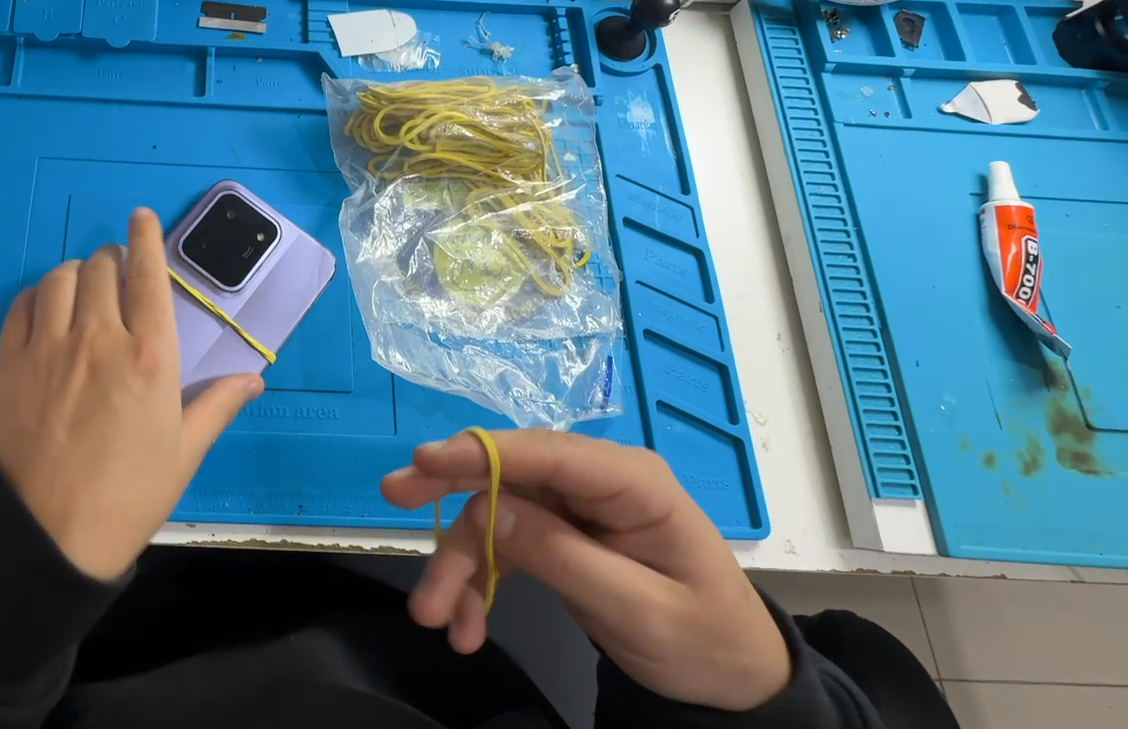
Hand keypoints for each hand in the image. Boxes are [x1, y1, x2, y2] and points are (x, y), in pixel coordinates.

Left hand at [0, 207, 262, 580]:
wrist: (47, 540)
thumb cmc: (128, 497)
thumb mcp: (185, 452)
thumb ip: (218, 405)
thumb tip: (254, 378)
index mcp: (149, 356)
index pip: (148, 275)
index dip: (145, 237)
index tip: (140, 216)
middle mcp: (98, 338)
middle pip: (101, 267)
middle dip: (114, 260)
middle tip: (119, 274)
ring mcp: (48, 348)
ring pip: (60, 278)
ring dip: (77, 272)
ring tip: (85, 288)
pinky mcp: (9, 364)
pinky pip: (22, 306)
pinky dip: (39, 295)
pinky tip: (48, 308)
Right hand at [381, 431, 790, 711]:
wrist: (732, 677)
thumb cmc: (703, 638)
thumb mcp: (639, 609)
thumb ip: (563, 557)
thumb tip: (491, 510)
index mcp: (628, 480)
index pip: (544, 451)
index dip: (481, 451)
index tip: (423, 459)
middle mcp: (590, 481)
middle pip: (506, 471)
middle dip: (450, 489)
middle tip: (394, 497)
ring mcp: (567, 505)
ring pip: (491, 514)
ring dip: (459, 562)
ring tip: (434, 616)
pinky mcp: (552, 532)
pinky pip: (499, 544)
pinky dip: (476, 581)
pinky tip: (464, 624)